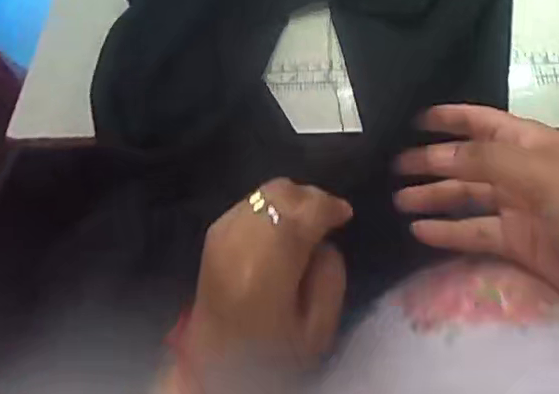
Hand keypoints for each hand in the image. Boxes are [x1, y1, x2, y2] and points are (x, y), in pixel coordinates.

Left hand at [170, 179, 352, 393]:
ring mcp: (223, 232)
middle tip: (327, 216)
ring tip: (305, 220)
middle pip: (284, 193)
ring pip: (266, 192)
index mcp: (266, 268)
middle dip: (311, 198)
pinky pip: (250, 201)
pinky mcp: (213, 232)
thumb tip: (324, 242)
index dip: (330, 206)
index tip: (345, 214)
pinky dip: (270, 205)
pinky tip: (279, 226)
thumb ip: (331, 279)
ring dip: (291, 199)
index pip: (305, 212)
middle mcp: (241, 239)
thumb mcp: (316, 333)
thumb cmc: (270, 355)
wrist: (214, 367)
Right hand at [395, 104, 558, 339]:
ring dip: (436, 198)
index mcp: (529, 142)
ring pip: (469, 199)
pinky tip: (422, 233)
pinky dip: (451, 234)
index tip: (413, 119)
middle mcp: (522, 172)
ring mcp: (524, 211)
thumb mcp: (541, 174)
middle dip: (433, 162)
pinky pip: (479, 236)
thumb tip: (440, 152)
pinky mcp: (526, 249)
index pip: (481, 121)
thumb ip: (487, 163)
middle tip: (393, 168)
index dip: (449, 117)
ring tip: (398, 201)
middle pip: (468, 163)